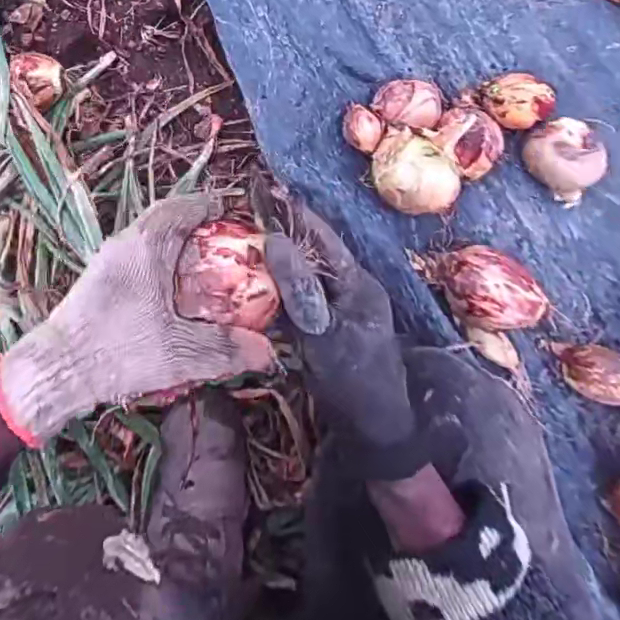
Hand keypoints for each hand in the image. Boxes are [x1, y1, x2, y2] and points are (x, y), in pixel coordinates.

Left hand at [0, 195, 276, 444]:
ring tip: (201, 266)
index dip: (210, 205)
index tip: (233, 213)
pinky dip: (158, 262)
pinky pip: (136, 257)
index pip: (183, 207)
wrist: (59, 369)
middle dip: (196, 225)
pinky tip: (169, 293)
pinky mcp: (97, 280)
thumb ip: (228, 349)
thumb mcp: (183, 352)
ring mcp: (106, 260)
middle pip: (165, 219)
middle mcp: (124, 243)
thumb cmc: (121, 350)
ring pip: (148, 238)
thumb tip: (269, 352)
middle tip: (223, 241)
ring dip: (175, 244)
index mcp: (147, 244)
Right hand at [267, 201, 441, 480]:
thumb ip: (300, 289)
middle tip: (248, 204)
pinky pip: (297, 294)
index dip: (292, 211)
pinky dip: (275, 282)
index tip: (264, 186)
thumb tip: (274, 240)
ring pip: (302, 270)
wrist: (373, 433)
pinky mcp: (324, 325)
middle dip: (281, 226)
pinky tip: (254, 275)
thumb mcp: (324, 334)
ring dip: (276, 252)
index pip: (320, 236)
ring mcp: (337, 307)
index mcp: (357, 283)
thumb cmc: (353, 383)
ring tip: (245, 231)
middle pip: (310, 249)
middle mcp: (349, 288)